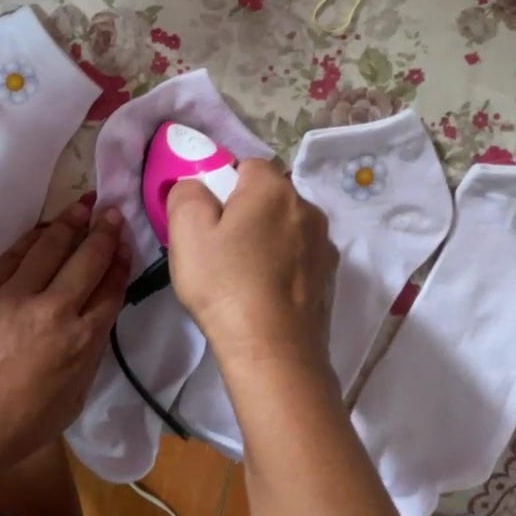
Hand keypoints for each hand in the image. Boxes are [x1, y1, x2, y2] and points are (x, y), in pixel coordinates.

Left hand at [0, 202, 130, 470]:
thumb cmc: (23, 423)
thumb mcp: (75, 394)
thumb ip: (87, 351)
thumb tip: (90, 319)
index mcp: (83, 341)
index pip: (110, 289)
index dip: (121, 261)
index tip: (127, 242)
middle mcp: (55, 309)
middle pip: (86, 260)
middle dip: (103, 232)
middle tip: (112, 211)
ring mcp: (17, 294)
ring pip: (50, 247)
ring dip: (70, 222)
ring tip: (84, 204)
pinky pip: (15, 254)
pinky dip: (33, 236)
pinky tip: (45, 226)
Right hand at [166, 159, 337, 374]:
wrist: (272, 350)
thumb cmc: (224, 283)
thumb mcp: (186, 231)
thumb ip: (186, 194)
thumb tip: (196, 187)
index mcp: (273, 190)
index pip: (246, 165)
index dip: (221, 183)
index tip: (204, 214)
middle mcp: (308, 210)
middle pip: (267, 196)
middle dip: (243, 210)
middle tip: (215, 243)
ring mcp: (324, 246)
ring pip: (284, 226)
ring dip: (264, 237)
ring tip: (239, 271)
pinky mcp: (329, 279)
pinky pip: (297, 256)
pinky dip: (280, 264)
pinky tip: (261, 290)